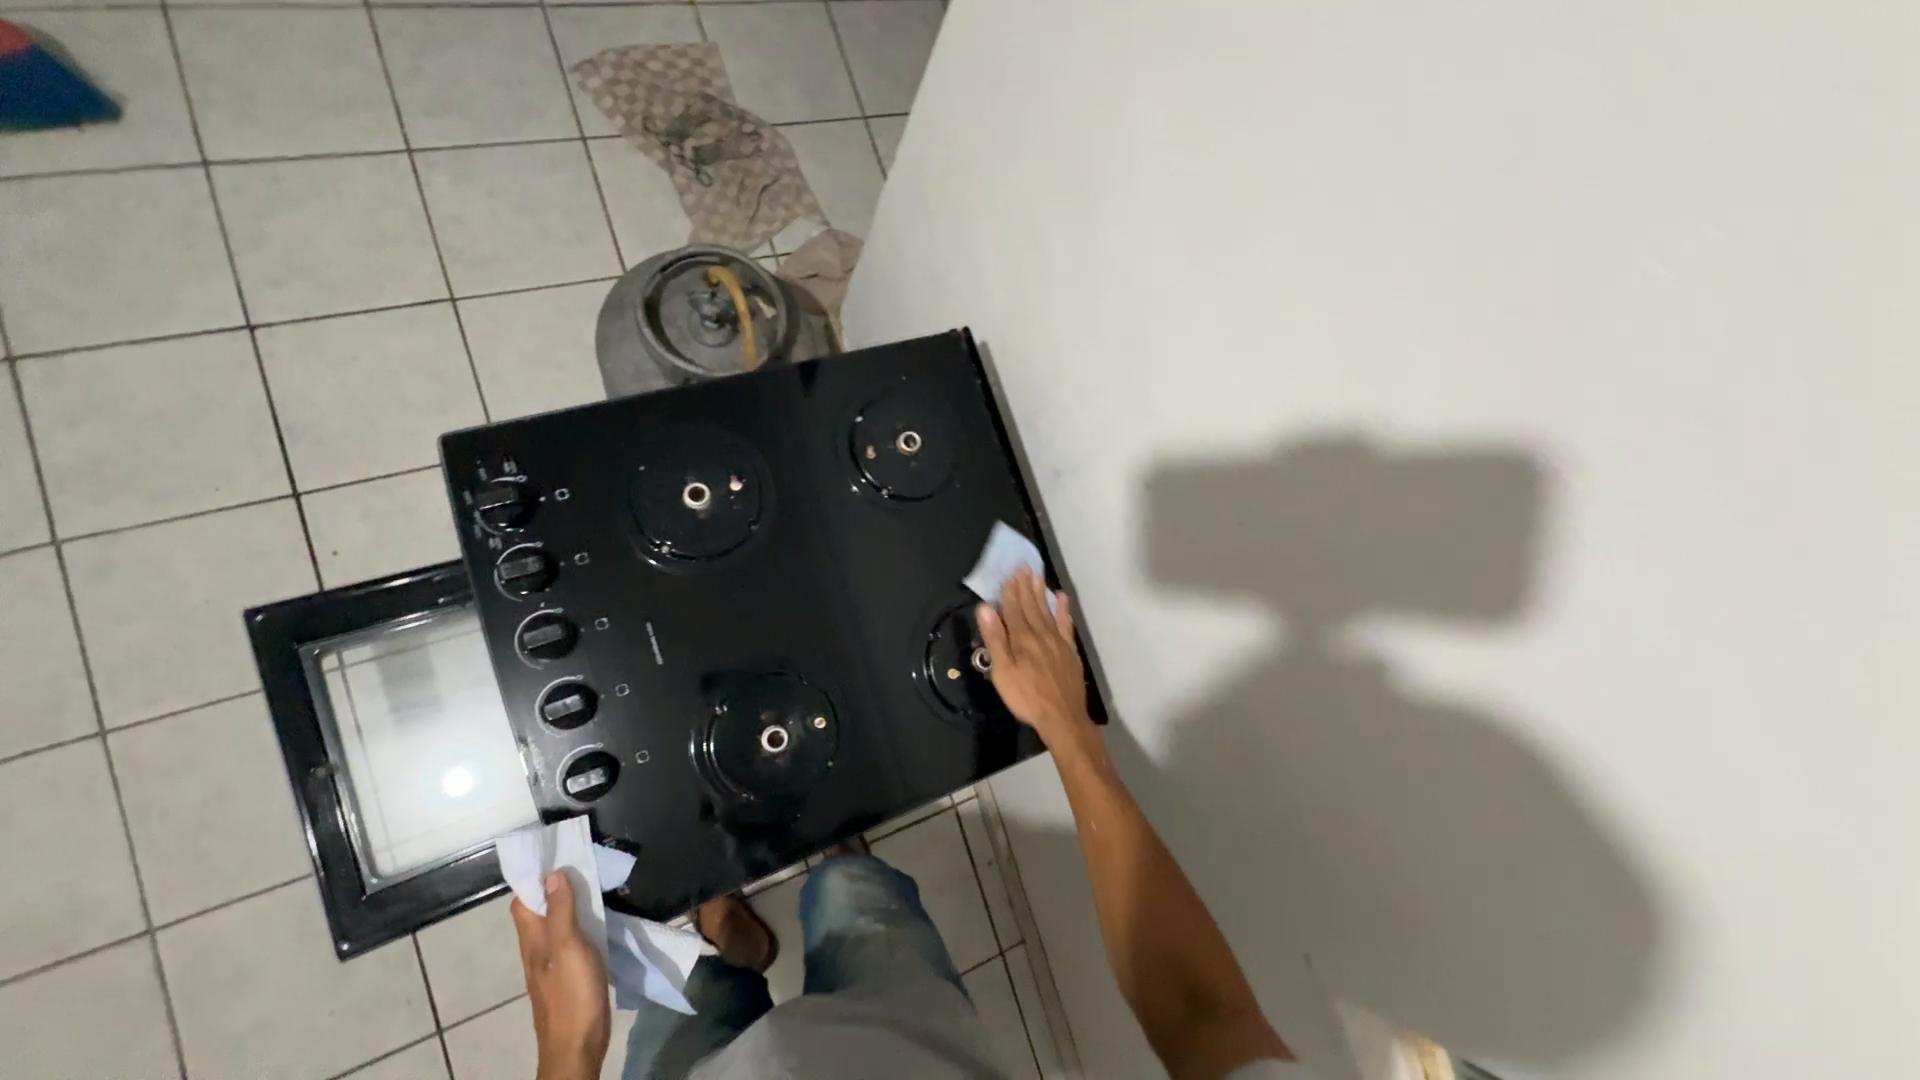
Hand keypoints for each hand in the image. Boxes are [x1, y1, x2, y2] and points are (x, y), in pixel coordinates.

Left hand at [512, 871, 610, 1079]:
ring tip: (596, 886)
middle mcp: (538, 949)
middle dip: (556, 888)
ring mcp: (552, 965)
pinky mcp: (569, 976)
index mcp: (533, 940)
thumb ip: (562, 912)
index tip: (558, 856)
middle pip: (539, 912)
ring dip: (571, 906)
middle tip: (584, 865)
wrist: (577, 1047)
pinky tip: (601, 922)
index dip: (534, 880)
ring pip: (556, 926)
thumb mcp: (568, 948)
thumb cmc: (572, 995)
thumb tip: (552, 874)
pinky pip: (571, 940)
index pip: (523, 902)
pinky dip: (582, 925)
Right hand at [976, 568, 1089, 743]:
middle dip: (1025, 586)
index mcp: (1022, 639)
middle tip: (1023, 567)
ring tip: (1037, 575)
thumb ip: (995, 639)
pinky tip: (1062, 599)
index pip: (1014, 609)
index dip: (1010, 591)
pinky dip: (1063, 610)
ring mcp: (1057, 641)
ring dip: (1041, 593)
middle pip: (1031, 606)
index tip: (1009, 574)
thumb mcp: (1003, 671)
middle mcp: (1040, 634)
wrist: (1062, 716)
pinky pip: (1065, 624)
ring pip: (1047, 611)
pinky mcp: (1069, 651)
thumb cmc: (1026, 697)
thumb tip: (985, 608)